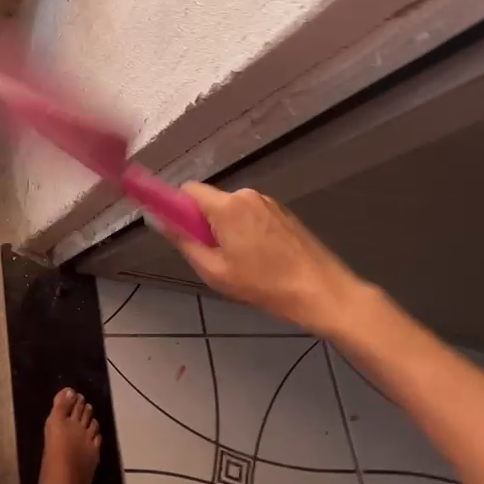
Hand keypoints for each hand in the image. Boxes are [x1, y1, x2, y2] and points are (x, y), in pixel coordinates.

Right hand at [167, 183, 373, 335]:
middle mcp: (247, 195)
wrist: (325, 293)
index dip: (178, 208)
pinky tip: (261, 258)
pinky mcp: (284, 213)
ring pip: (231, 210)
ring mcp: (269, 203)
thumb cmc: (266, 285)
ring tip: (241, 262)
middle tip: (214, 255)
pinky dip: (247, 230)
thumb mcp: (215, 271)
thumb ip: (183, 242)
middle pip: (210, 201)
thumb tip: (159, 220)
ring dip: (227, 228)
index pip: (187, 190)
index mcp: (227, 206)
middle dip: (204, 223)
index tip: (182, 232)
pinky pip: (251, 215)